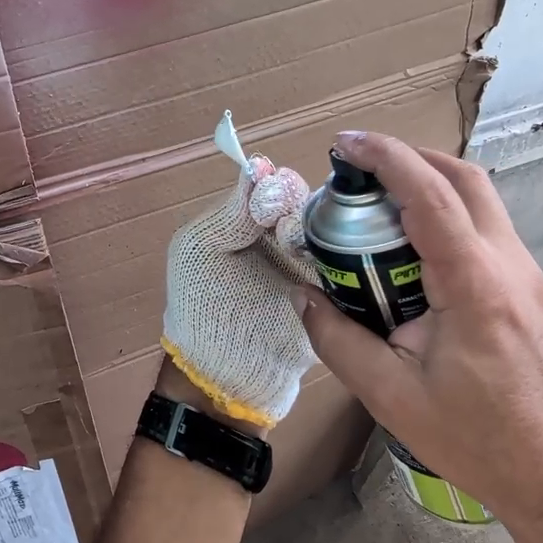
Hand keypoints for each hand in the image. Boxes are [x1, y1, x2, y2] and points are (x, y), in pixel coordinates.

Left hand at [161, 156, 318, 428]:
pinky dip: (339, 259)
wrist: (222, 376)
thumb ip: (229, 211)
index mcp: (247, 222)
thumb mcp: (198, 249)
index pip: (272, 186)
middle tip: (283, 218)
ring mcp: (308, 268)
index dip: (274, 183)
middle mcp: (280, 239)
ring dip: (314, 228)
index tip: (268, 188)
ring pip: (326, 232)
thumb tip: (257, 166)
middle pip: (304, 204)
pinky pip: (344, 268)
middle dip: (296, 202)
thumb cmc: (200, 307)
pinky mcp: (332, 297)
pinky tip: (326, 260)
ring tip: (293, 240)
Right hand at [298, 132, 542, 542]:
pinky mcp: (535, 292)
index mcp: (475, 286)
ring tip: (382, 206)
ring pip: (482, 201)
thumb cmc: (483, 443)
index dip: (385, 157)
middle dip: (410, 157)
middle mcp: (509, 267)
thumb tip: (302, 296)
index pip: (430, 194)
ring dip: (431, 185)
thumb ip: (338, 340)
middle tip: (361, 167)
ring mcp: (530, 277)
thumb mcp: (393, 397)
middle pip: (465, 178)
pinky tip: (418, 254)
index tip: (345, 144)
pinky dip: (449, 216)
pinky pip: (489, 231)